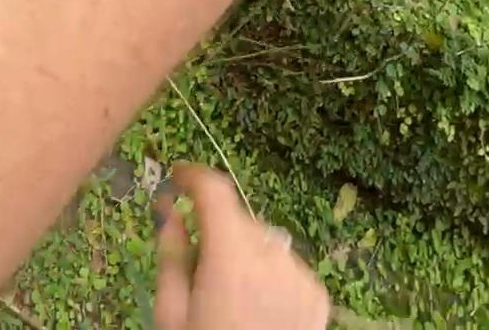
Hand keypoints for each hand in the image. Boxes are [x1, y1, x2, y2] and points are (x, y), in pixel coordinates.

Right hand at [153, 165, 328, 329]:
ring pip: (260, 238)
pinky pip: (284, 264)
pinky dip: (268, 272)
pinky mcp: (318, 293)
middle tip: (197, 259)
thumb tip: (170, 207)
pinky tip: (257, 306)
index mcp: (230, 256)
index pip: (214, 188)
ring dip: (242, 249)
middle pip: (236, 216)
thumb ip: (171, 252)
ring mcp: (299, 273)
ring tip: (229, 292)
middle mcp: (270, 253)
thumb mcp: (172, 314)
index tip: (176, 177)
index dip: (192, 175)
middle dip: (214, 225)